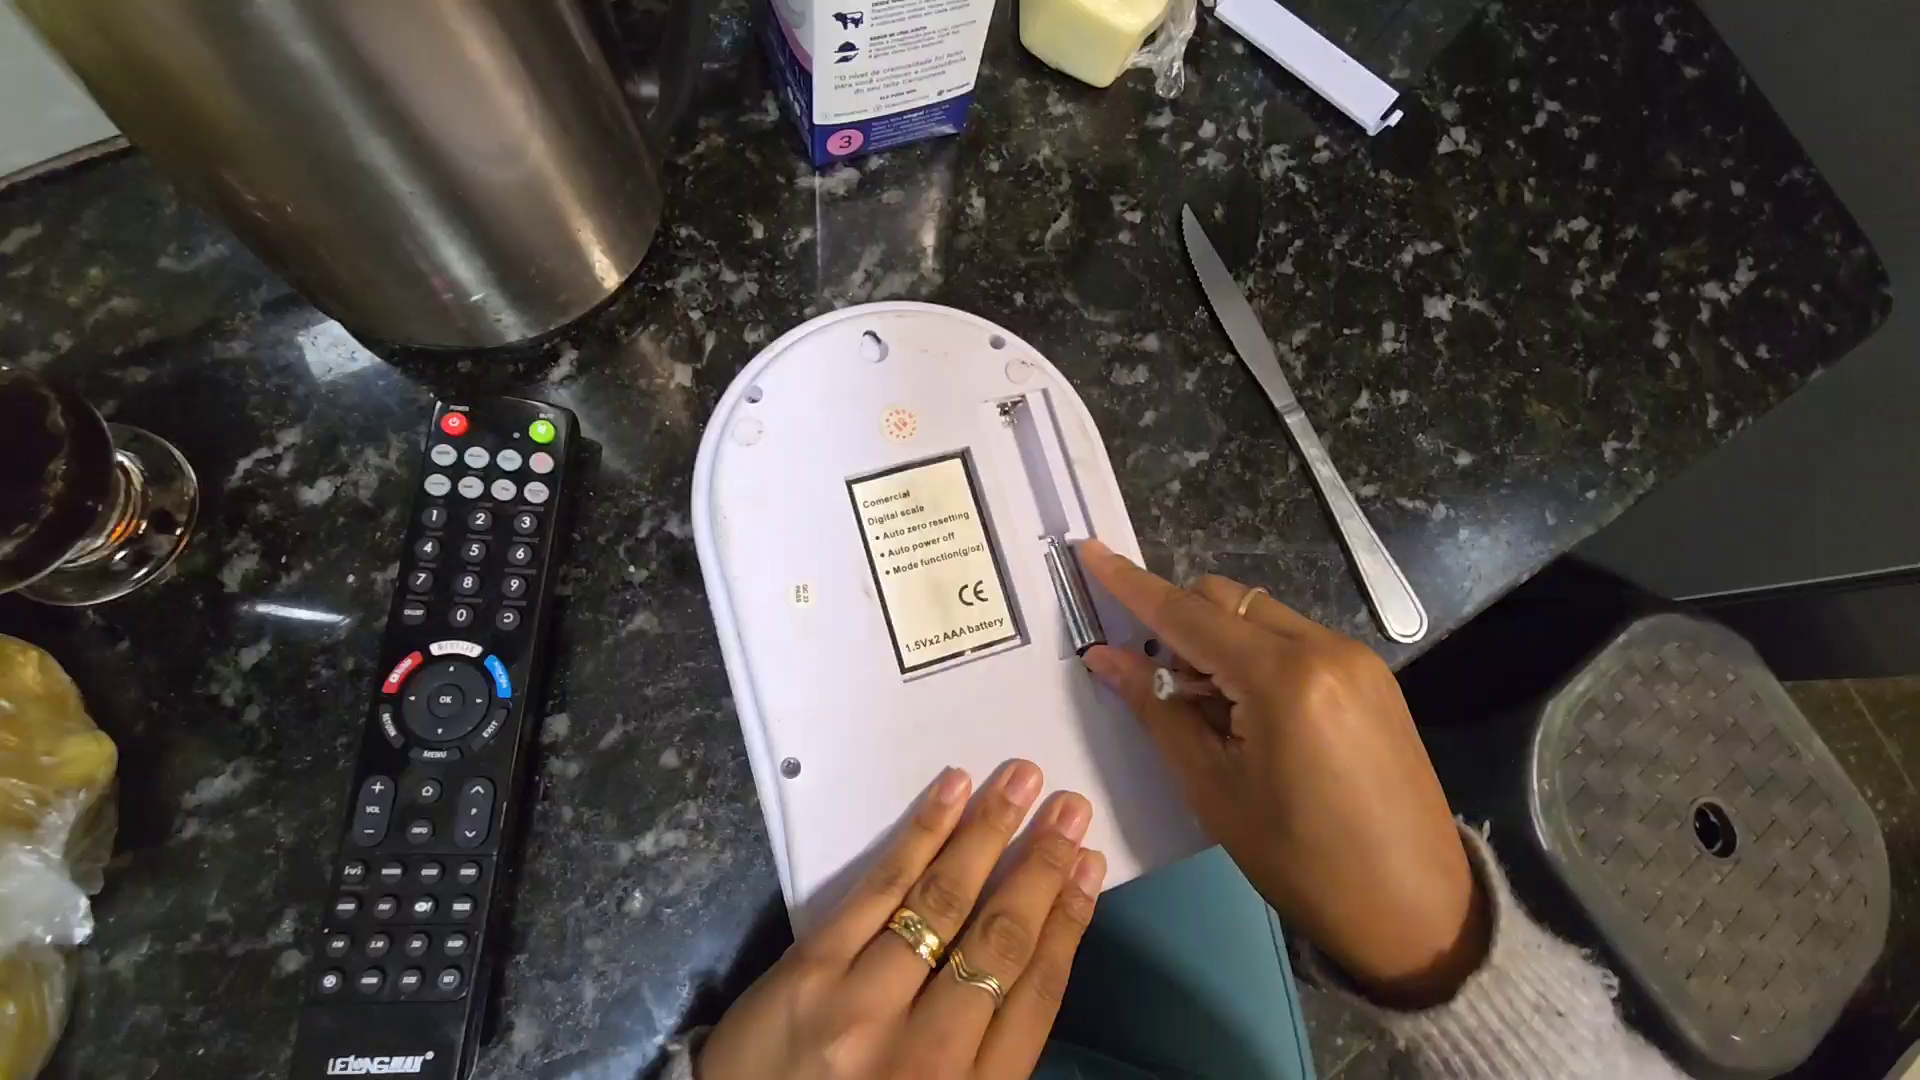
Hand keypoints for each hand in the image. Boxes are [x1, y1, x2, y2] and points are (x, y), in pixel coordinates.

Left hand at [700, 761, 1106, 1079]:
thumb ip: (985, 1046)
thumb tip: (1035, 945)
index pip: (1036, 993)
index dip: (1068, 920)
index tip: (1090, 863)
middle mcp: (928, 1055)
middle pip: (1000, 938)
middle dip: (1041, 865)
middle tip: (1071, 807)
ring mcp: (864, 1005)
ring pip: (945, 899)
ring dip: (990, 831)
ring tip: (1022, 781)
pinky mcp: (811, 968)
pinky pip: (881, 887)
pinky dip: (924, 833)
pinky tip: (953, 793)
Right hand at [1077, 541, 1486, 1007]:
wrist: (1417, 914)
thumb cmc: (1299, 860)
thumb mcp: (1212, 787)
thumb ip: (1155, 709)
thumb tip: (1104, 656)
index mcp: (1282, 678)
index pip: (1186, 614)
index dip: (1131, 584)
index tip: (1091, 550)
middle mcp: (1324, 648)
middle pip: (1224, 599)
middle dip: (1176, 621)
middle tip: (1158, 682)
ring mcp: (1355, 658)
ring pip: (1257, 614)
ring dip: (1214, 638)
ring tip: (1207, 706)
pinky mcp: (1371, 675)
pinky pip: (1291, 637)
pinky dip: (1252, 653)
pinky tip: (1249, 709)